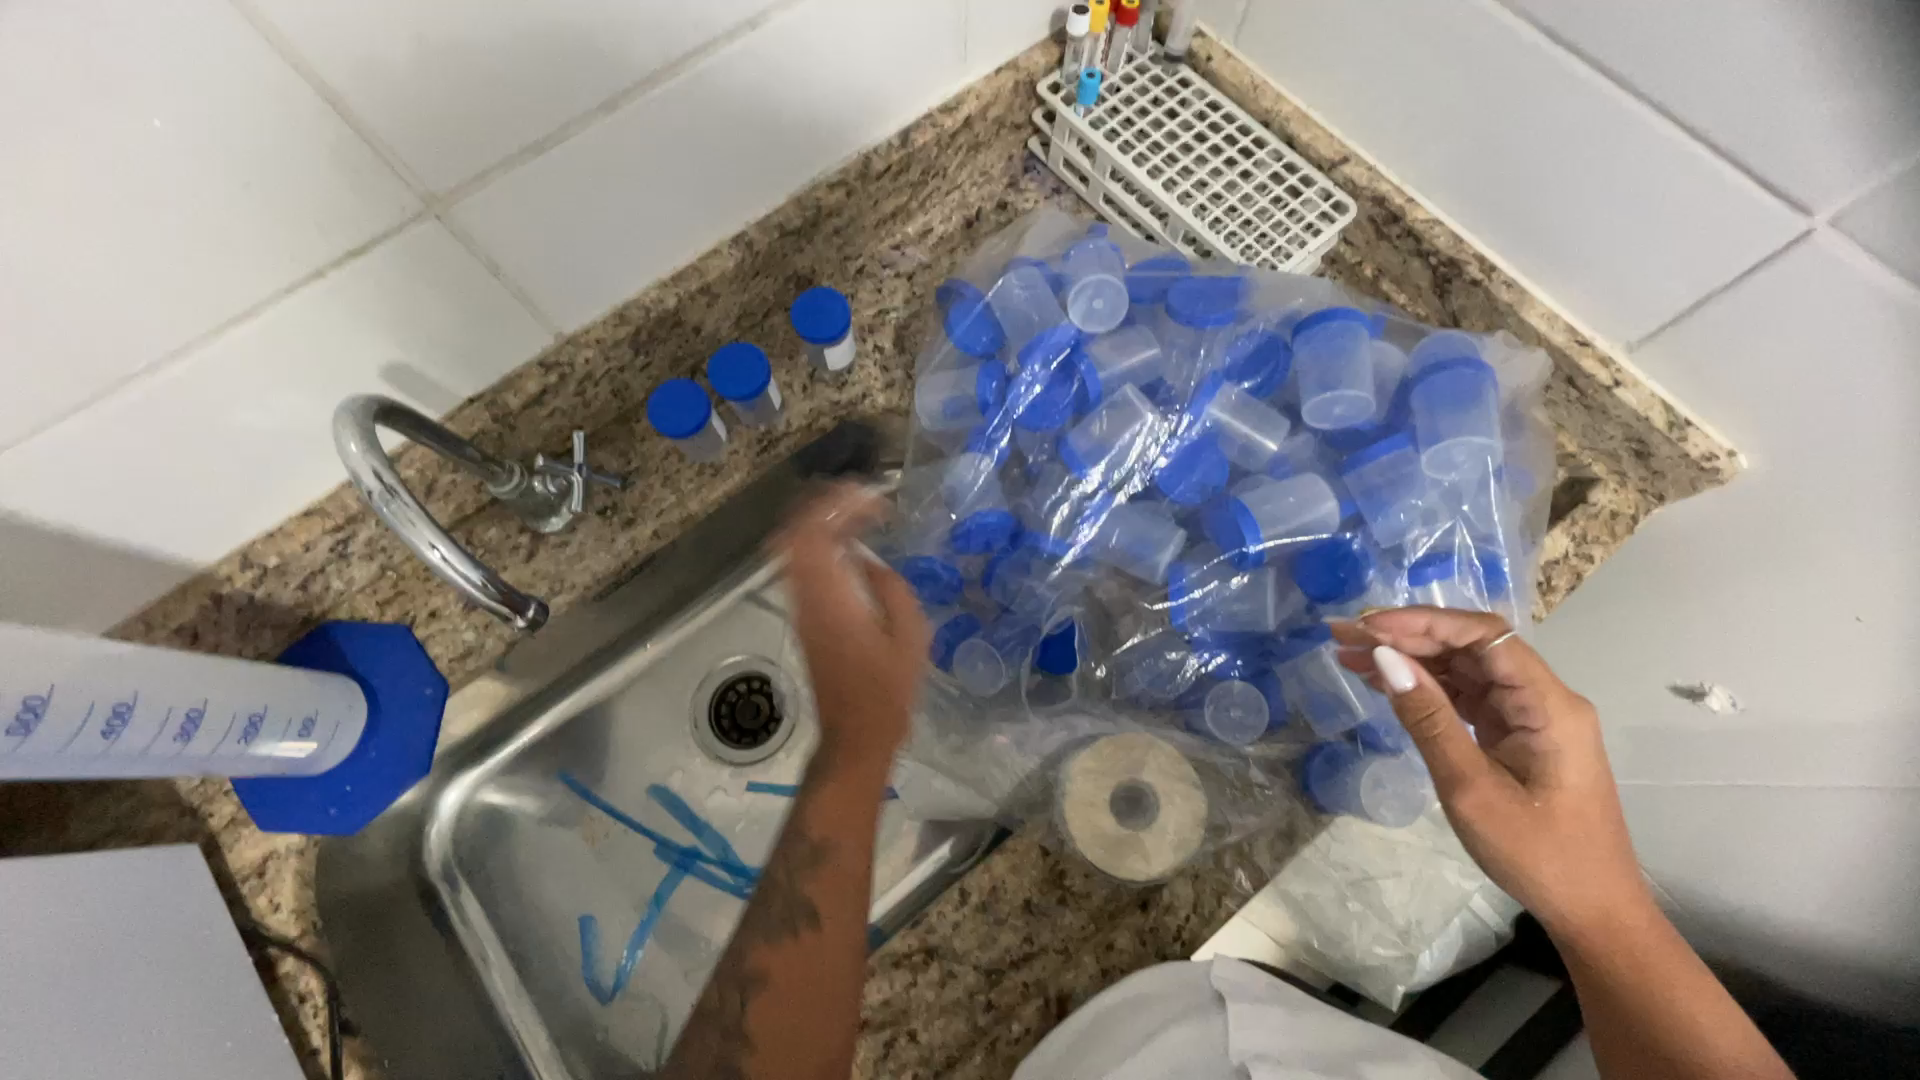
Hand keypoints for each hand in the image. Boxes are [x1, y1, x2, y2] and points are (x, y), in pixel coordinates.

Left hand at [775, 484, 931, 771]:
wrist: (854, 735)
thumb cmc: (888, 691)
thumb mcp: (910, 637)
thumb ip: (891, 589)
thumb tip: (870, 562)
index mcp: (833, 598)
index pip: (817, 533)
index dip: (838, 505)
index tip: (872, 498)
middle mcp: (806, 598)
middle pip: (794, 533)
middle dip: (822, 506)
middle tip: (858, 497)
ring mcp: (799, 610)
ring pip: (791, 549)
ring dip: (818, 524)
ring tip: (855, 514)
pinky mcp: (802, 620)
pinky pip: (798, 568)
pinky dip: (817, 546)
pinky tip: (847, 547)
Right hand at [1332, 607, 1650, 937]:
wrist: (1592, 911)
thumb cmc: (1537, 854)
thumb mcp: (1471, 787)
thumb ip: (1428, 718)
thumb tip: (1384, 658)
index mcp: (1547, 704)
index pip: (1482, 636)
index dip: (1422, 622)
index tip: (1367, 628)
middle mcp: (1542, 698)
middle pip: (1469, 646)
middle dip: (1405, 635)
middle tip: (1342, 636)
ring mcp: (1528, 716)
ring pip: (1462, 668)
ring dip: (1407, 658)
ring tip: (1347, 655)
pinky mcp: (1514, 734)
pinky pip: (1463, 695)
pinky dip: (1422, 686)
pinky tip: (1381, 681)